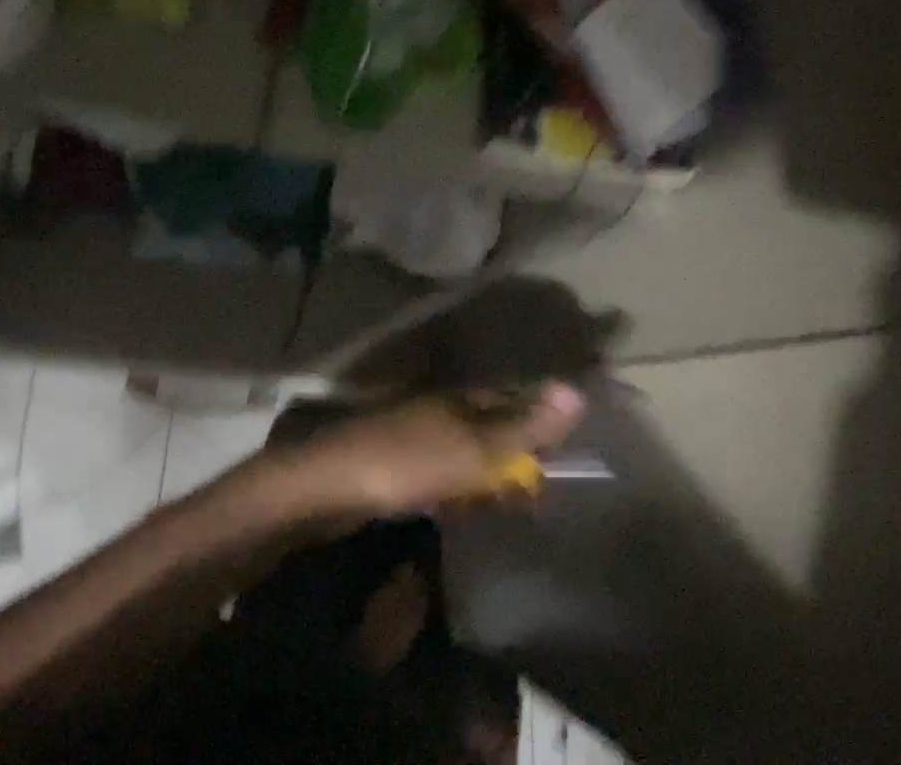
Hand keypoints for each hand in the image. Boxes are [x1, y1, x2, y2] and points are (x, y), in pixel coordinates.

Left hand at [292, 382, 585, 516]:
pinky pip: (436, 476)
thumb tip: (577, 390)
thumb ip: (523, 427)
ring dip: (485, 474)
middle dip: (513, 452)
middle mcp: (436, 410)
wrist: (324, 488)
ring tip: (510, 502)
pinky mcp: (391, 467)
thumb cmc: (404, 463)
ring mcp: (411, 437)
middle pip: (487, 426)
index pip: (512, 401)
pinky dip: (454, 490)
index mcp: (457, 400)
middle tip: (540, 487)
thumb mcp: (473, 449)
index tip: (566, 451)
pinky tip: (460, 509)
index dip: (540, 422)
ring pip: (461, 452)